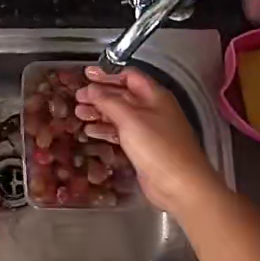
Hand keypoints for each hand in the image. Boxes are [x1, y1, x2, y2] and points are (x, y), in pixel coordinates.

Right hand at [74, 65, 222, 214]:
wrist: (180, 185)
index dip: (108, 75)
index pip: (129, 76)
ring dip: (100, 113)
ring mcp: (149, 130)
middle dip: (100, 95)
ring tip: (79, 114)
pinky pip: (122, 133)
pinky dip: (106, 130)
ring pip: (120, 115)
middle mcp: (153, 110)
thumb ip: (109, 101)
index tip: (88, 75)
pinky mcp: (144, 148)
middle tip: (78, 98)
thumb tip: (92, 89)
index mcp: (154, 96)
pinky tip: (91, 132)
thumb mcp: (130, 118)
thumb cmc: (158, 147)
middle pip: (123, 95)